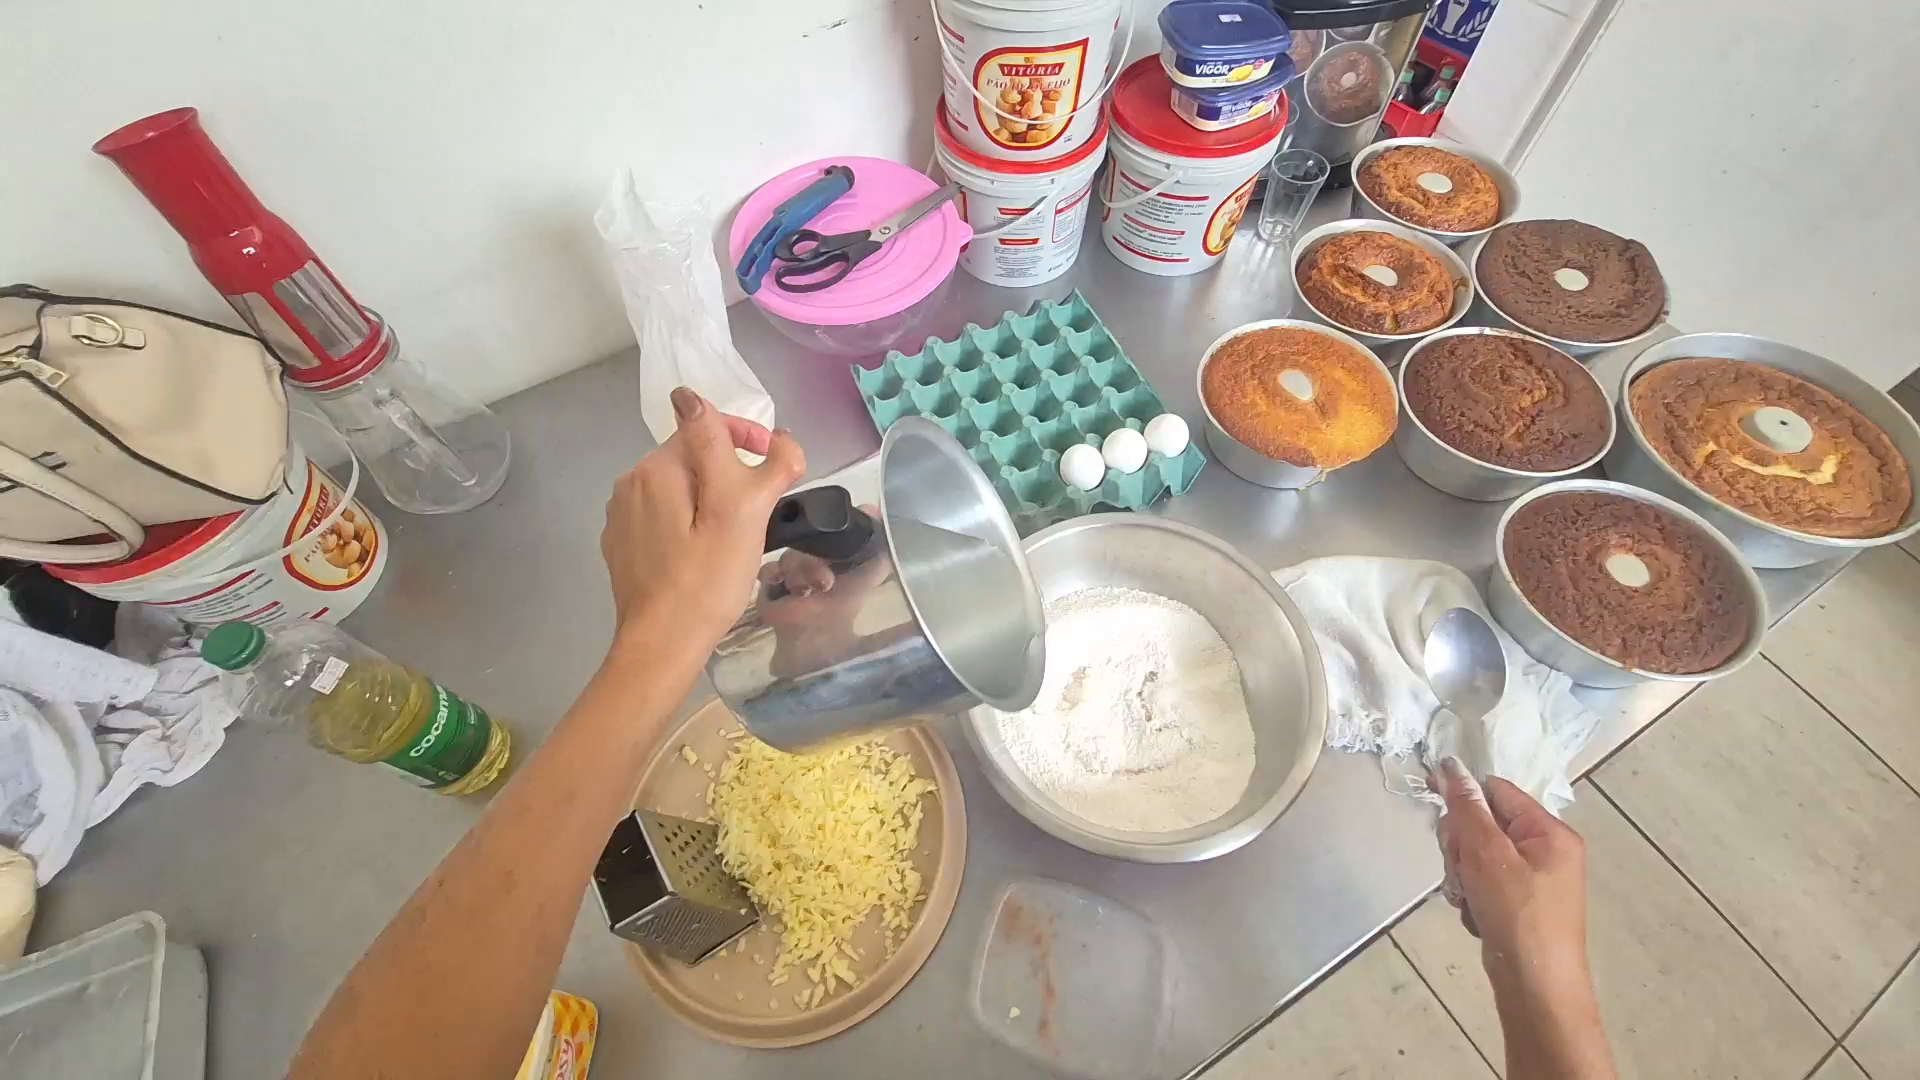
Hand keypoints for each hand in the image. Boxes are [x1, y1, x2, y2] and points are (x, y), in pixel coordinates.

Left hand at [600, 387, 804, 654]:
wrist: (663, 644)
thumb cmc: (708, 579)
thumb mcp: (738, 512)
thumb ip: (741, 455)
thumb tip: (726, 409)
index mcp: (657, 468)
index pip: (705, 425)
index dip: (747, 437)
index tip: (775, 469)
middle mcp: (630, 482)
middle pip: (692, 456)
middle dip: (731, 471)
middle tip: (762, 511)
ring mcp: (621, 515)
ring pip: (678, 486)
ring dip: (710, 496)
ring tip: (737, 534)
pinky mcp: (621, 543)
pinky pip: (663, 514)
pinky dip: (688, 520)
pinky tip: (703, 552)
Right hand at [1433, 763, 1618, 1078]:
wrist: (1535, 984)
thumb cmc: (1516, 913)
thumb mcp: (1486, 853)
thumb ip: (1466, 807)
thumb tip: (1450, 765)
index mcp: (1550, 832)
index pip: (1495, 790)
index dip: (1462, 795)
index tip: (1434, 803)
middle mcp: (1546, 849)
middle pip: (1482, 819)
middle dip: (1460, 841)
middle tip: (1461, 865)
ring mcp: (1532, 875)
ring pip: (1475, 848)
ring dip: (1460, 867)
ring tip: (1466, 892)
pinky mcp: (1517, 896)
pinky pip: (1480, 874)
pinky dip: (1468, 886)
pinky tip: (1470, 905)